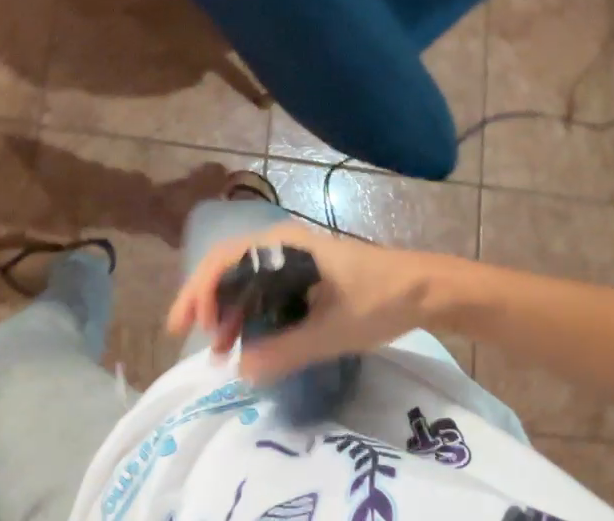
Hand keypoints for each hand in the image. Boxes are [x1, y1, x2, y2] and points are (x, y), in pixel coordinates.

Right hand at [167, 223, 475, 383]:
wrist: (424, 290)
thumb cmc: (376, 301)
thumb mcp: (331, 331)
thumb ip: (285, 351)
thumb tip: (241, 371)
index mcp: (281, 244)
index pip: (223, 260)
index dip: (200, 292)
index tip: (193, 327)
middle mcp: (278, 242)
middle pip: (225, 265)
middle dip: (204, 300)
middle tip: (189, 337)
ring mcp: (290, 255)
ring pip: (241, 276)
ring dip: (225, 307)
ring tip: (219, 346)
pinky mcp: (301, 270)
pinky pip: (259, 284)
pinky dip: (245, 307)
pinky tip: (247, 335)